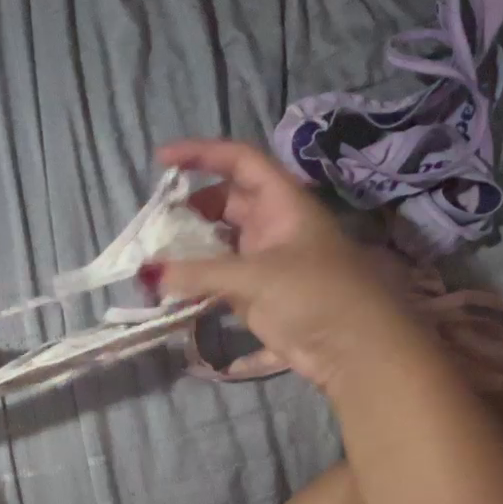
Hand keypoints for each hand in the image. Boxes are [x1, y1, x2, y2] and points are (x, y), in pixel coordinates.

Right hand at [151, 138, 415, 388]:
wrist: (355, 349)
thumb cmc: (316, 295)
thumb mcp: (256, 277)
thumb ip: (198, 273)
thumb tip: (146, 273)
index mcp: (282, 203)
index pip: (239, 161)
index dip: (201, 154)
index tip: (161, 160)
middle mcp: (272, 225)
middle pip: (223, 203)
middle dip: (188, 209)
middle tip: (153, 225)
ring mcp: (264, 262)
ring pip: (218, 243)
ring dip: (188, 249)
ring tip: (152, 258)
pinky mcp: (257, 296)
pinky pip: (218, 280)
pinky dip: (195, 284)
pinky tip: (169, 294)